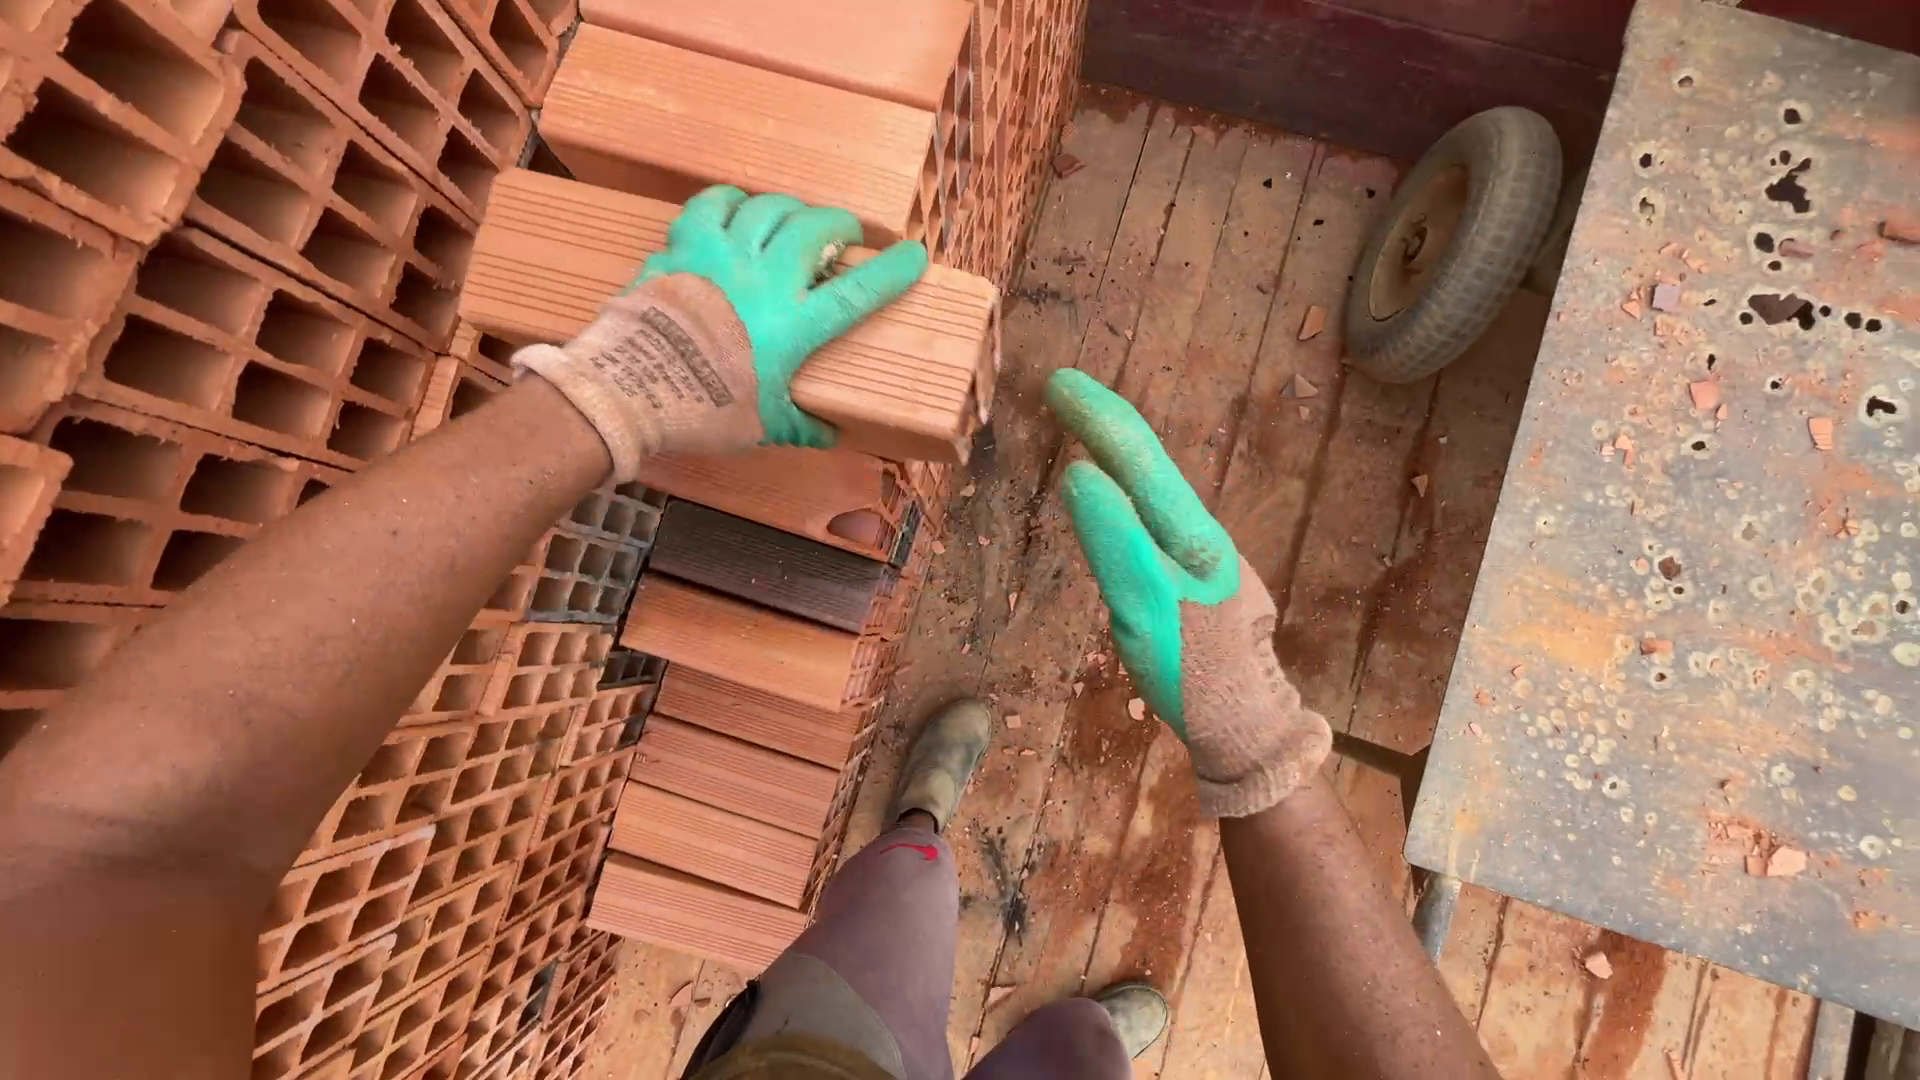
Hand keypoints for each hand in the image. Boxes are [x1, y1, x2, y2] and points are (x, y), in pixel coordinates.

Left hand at [515, 186, 928, 479]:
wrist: (629, 393)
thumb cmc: (705, 414)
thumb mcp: (766, 428)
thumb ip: (804, 426)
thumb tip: (831, 435)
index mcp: (794, 326)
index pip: (856, 291)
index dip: (891, 271)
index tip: (915, 255)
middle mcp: (765, 280)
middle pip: (814, 227)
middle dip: (839, 222)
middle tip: (844, 233)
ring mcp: (721, 256)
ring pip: (767, 207)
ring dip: (789, 210)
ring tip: (794, 221)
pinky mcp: (683, 247)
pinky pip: (711, 205)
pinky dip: (731, 202)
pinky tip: (737, 208)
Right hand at [1047, 369, 1330, 817]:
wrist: (1243, 725)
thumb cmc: (1196, 670)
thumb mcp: (1147, 607)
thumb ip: (1115, 540)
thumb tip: (1079, 473)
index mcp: (1188, 530)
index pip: (1138, 455)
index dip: (1097, 414)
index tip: (1058, 382)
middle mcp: (1194, 533)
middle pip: (1146, 463)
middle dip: (1103, 423)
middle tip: (1061, 393)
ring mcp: (1193, 557)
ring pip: (1148, 490)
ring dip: (1113, 452)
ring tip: (1080, 430)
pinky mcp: (1185, 581)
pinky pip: (1144, 520)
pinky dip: (1118, 492)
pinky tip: (1109, 499)